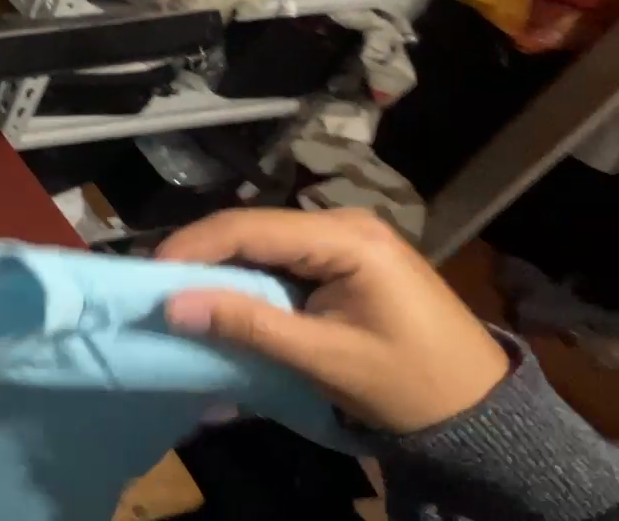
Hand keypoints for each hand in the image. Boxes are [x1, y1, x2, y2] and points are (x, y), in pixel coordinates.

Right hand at [156, 208, 508, 434]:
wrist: (487, 417)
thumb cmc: (414, 387)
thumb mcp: (329, 360)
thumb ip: (249, 326)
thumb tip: (171, 307)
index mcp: (349, 238)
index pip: (247, 227)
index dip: (192, 246)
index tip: (151, 275)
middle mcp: (343, 221)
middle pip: (247, 226)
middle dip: (199, 253)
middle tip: (159, 284)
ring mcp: (342, 234)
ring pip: (254, 236)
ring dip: (216, 262)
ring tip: (181, 287)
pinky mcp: (338, 252)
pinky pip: (272, 251)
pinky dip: (241, 269)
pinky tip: (220, 288)